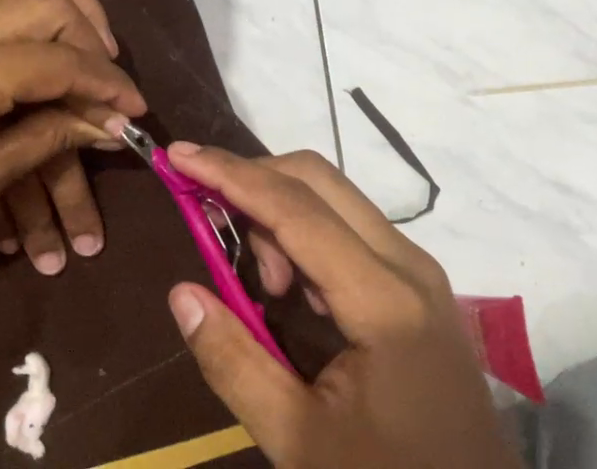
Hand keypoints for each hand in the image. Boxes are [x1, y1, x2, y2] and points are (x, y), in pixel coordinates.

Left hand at [0, 0, 119, 275]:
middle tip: (113, 90)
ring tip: (86, 58)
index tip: (138, 111)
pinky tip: (42, 34)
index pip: (59, 62)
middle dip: (91, 46)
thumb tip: (110, 123)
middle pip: (48, 8)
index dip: (105, 86)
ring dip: (63, 14)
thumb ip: (51, 136)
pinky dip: (27, 1)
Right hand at [163, 146, 517, 468]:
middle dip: (251, 180)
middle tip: (206, 219)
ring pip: (333, 197)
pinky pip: (349, 226)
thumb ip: (234, 362)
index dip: (230, 175)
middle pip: (317, 180)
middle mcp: (409, 267)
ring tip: (262, 285)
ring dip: (277, 212)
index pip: (295, 209)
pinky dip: (303, 232)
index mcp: (385, 303)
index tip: (177, 155)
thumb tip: (182, 291)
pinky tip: (292, 291)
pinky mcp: (417, 286)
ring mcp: (419, 273)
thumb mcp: (298, 440)